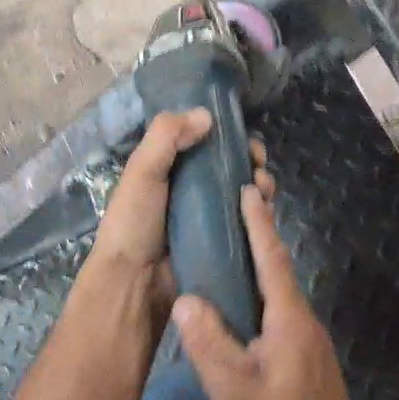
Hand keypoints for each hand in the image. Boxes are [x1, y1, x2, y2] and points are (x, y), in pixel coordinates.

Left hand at [85, 110, 273, 331]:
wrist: (134, 284)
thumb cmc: (133, 223)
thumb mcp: (142, 171)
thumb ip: (166, 137)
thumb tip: (206, 115)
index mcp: (170, 172)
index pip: (206, 146)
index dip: (229, 139)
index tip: (247, 142)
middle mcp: (191, 194)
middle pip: (231, 172)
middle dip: (252, 166)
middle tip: (259, 170)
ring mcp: (208, 223)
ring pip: (243, 199)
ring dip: (260, 190)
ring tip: (264, 192)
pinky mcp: (221, 248)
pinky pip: (246, 229)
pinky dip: (259, 219)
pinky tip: (265, 216)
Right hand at [172, 184, 379, 399]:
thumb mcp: (235, 392)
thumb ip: (210, 343)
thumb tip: (186, 299)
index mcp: (289, 319)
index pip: (271, 258)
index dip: (258, 222)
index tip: (247, 187)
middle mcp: (302, 320)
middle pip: (276, 268)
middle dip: (256, 235)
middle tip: (228, 207)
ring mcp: (307, 340)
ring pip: (276, 292)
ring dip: (256, 265)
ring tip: (223, 248)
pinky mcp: (305, 358)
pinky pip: (277, 313)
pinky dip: (257, 295)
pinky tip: (236, 305)